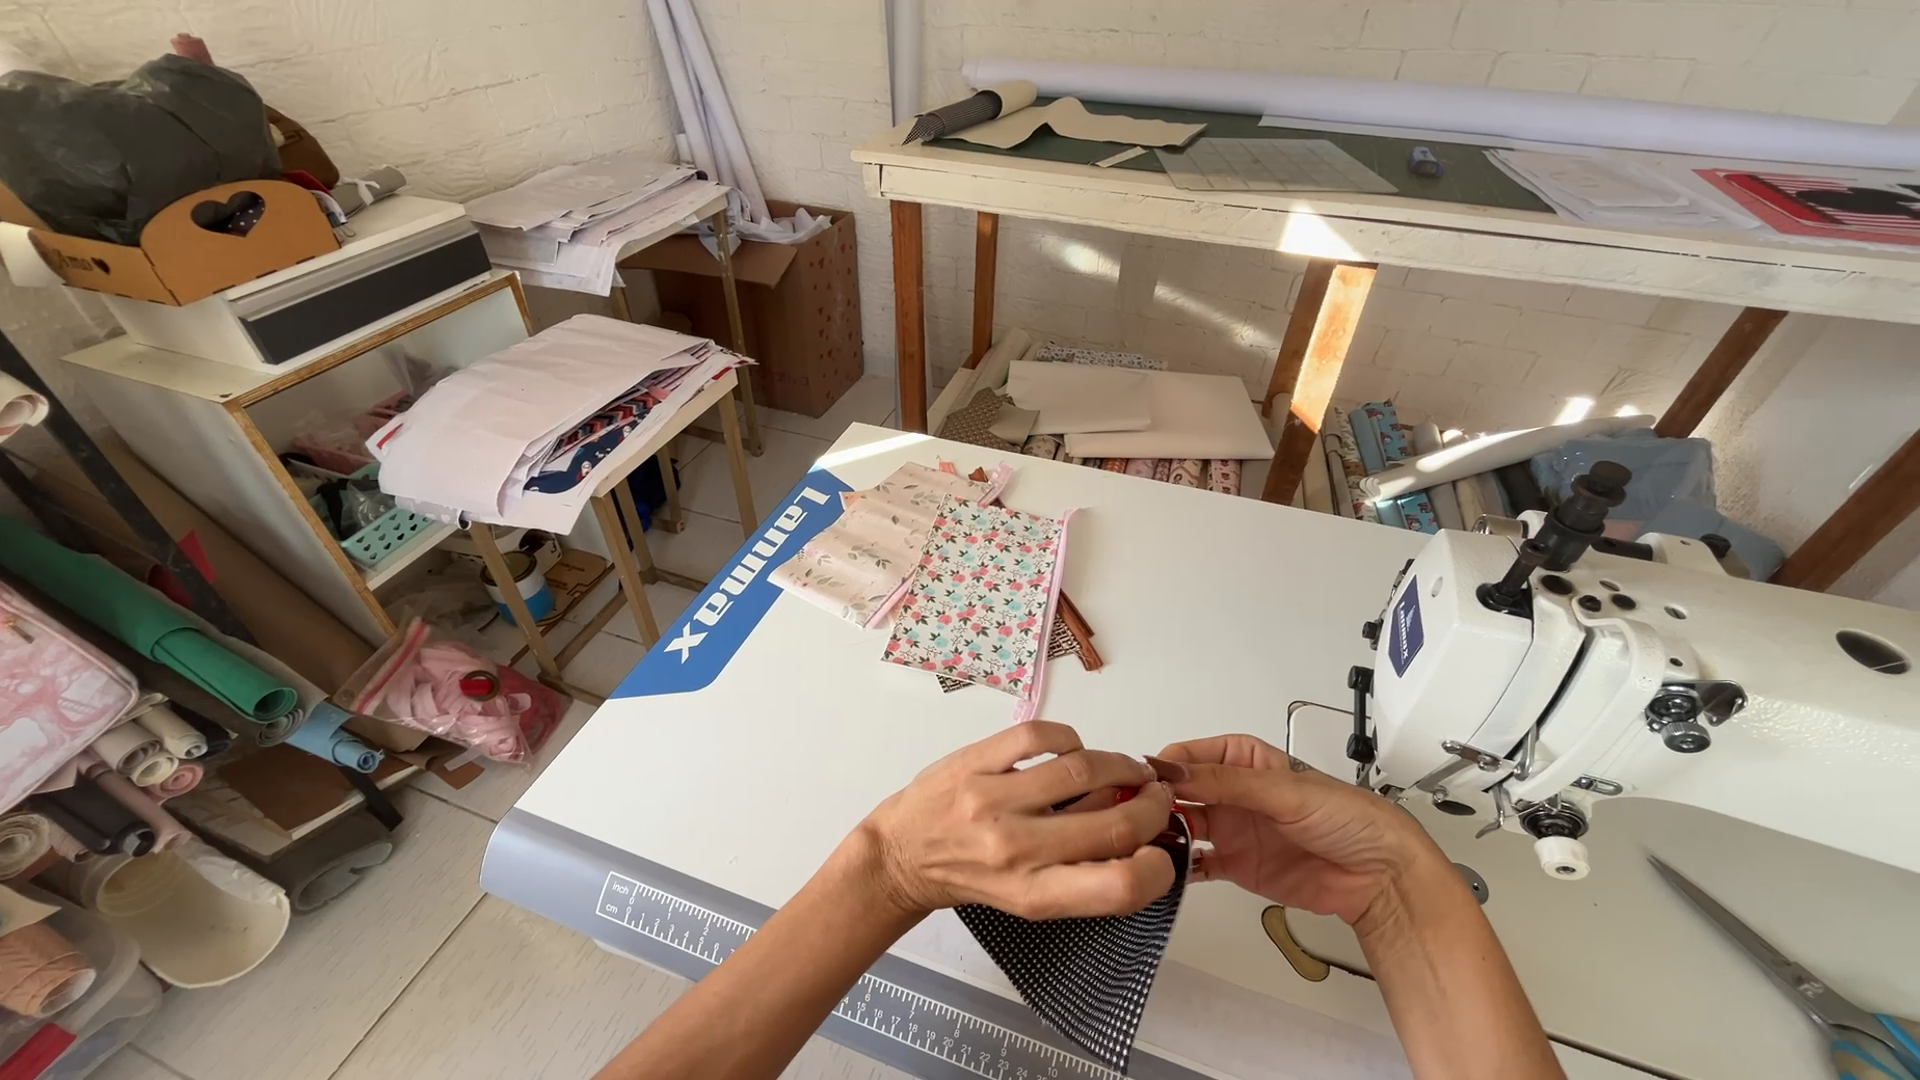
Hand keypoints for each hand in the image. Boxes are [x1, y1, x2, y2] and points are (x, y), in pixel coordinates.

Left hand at [857, 721, 1177, 921]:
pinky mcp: (974, 762)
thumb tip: (1135, 831)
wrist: (900, 856)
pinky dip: (1070, 739)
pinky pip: (1040, 736)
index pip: (1117, 887)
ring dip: (1120, 766)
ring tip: (1127, 768)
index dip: (1157, 869)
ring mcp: (992, 801)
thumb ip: (1077, 873)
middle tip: (1154, 795)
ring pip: (1082, 771)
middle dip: (1150, 806)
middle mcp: (1016, 850)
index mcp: (1033, 893)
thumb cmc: (966, 878)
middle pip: (1113, 824)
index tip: (1161, 850)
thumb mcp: (1024, 899)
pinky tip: (1073, 751)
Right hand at [1149, 735, 1438, 930]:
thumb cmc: (1348, 817)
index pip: (1188, 755)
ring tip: (1148, 842)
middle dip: (1157, 800)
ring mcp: (1230, 828)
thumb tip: (1176, 770)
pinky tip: (1165, 867)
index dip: (1165, 767)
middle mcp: (1230, 791)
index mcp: (1240, 759)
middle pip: (1179, 791)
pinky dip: (1178, 865)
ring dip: (1164, 832)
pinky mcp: (1234, 864)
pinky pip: (1195, 863)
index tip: (1147, 782)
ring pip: (1181, 825)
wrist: (1381, 876)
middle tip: (1138, 814)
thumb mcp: (1284, 791)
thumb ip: (1226, 782)